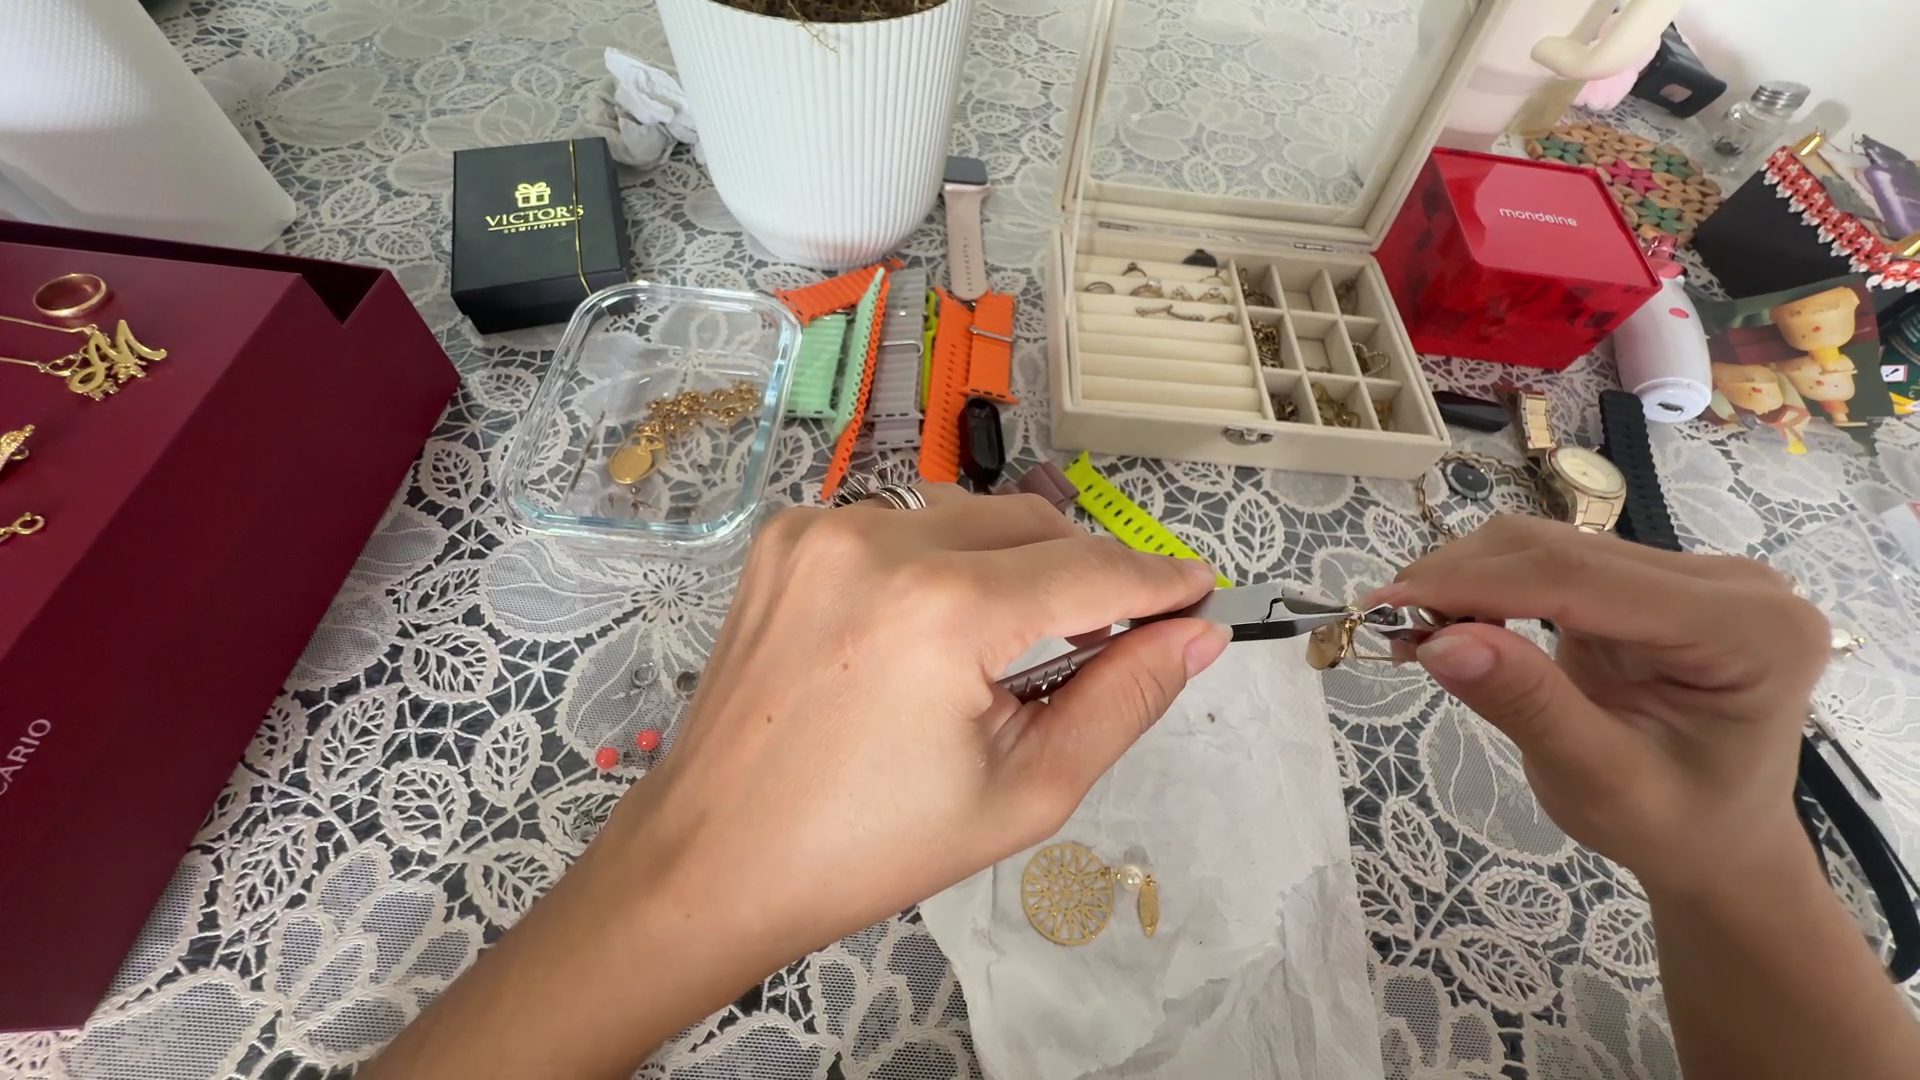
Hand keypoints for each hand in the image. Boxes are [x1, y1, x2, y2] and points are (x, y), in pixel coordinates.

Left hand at [361, 486, 1229, 1079]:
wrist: (712, 856)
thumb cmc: (870, 845)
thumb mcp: (1022, 792)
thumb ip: (1123, 700)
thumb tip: (1194, 637)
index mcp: (942, 611)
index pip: (1087, 570)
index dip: (1153, 579)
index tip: (1195, 589)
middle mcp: (879, 542)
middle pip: (1030, 525)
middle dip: (1085, 569)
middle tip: (1112, 627)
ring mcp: (821, 528)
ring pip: (965, 517)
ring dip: (1011, 562)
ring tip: (1014, 636)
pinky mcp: (786, 536)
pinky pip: (899, 525)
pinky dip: (938, 559)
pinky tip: (928, 621)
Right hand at [1367, 517, 1828, 897]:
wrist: (1714, 839)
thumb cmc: (1671, 827)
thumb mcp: (1599, 781)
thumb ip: (1526, 705)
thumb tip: (1439, 640)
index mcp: (1745, 630)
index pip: (1577, 579)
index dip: (1471, 584)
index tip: (1383, 605)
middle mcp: (1723, 582)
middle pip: (1554, 549)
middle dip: (1456, 579)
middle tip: (1386, 625)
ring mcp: (1683, 576)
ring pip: (1537, 545)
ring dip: (1460, 579)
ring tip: (1416, 632)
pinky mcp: (1641, 581)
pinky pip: (1540, 563)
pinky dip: (1479, 587)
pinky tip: (1450, 622)